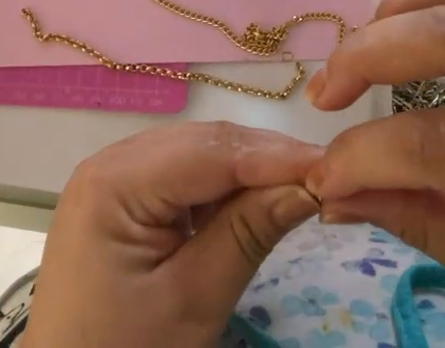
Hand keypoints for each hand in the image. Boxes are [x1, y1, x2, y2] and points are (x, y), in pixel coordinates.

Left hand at [21, 122, 321, 347]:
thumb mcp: (191, 300)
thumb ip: (248, 233)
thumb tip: (310, 184)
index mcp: (114, 180)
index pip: (209, 151)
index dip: (275, 154)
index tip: (335, 165)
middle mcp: (109, 161)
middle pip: (202, 144)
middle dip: (265, 157)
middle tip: (330, 174)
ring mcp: (113, 178)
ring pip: (196, 154)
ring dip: (248, 169)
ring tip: (303, 183)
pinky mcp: (122, 199)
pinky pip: (181, 177)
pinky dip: (222, 186)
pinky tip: (257, 198)